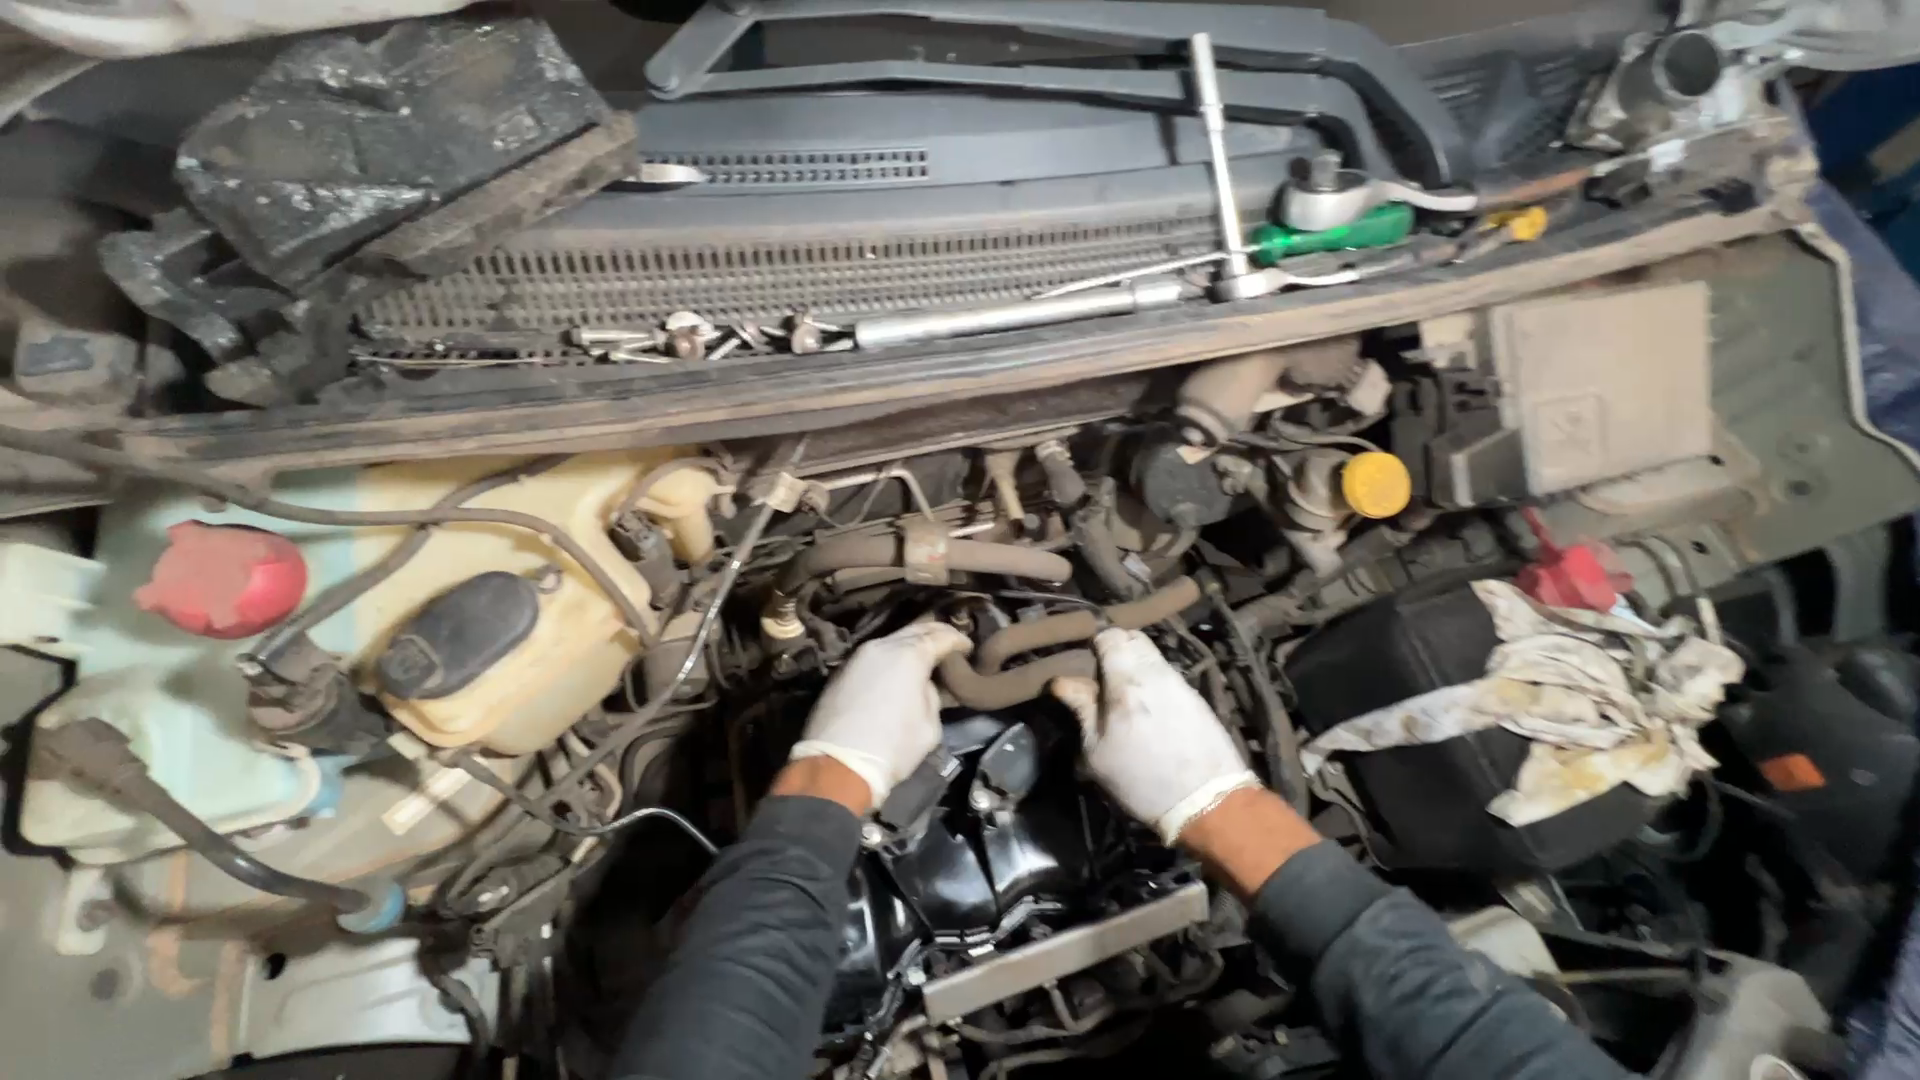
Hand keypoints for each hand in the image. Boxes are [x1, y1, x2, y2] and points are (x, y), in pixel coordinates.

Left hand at [788, 622, 972, 808]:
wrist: (838, 765)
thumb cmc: (892, 746)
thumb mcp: (930, 725)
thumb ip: (933, 696)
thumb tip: (925, 686)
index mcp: (909, 655)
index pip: (941, 637)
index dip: (958, 640)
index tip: (968, 647)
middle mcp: (883, 646)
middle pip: (914, 630)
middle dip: (935, 632)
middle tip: (950, 641)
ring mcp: (859, 656)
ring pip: (892, 639)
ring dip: (911, 643)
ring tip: (926, 653)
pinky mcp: (842, 671)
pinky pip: (875, 655)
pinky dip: (892, 655)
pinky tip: (899, 667)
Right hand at [1052, 627, 1260, 844]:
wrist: (1207, 801)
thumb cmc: (1141, 780)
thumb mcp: (1097, 752)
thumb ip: (1081, 709)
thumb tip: (1061, 682)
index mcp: (1126, 683)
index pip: (1110, 636)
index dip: (1094, 644)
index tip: (1085, 665)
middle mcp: (1155, 673)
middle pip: (1134, 638)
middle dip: (1115, 648)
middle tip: (1102, 676)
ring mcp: (1179, 682)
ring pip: (1152, 654)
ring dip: (1135, 664)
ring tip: (1124, 693)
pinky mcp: (1195, 695)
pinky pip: (1167, 673)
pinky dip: (1152, 679)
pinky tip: (1148, 706)